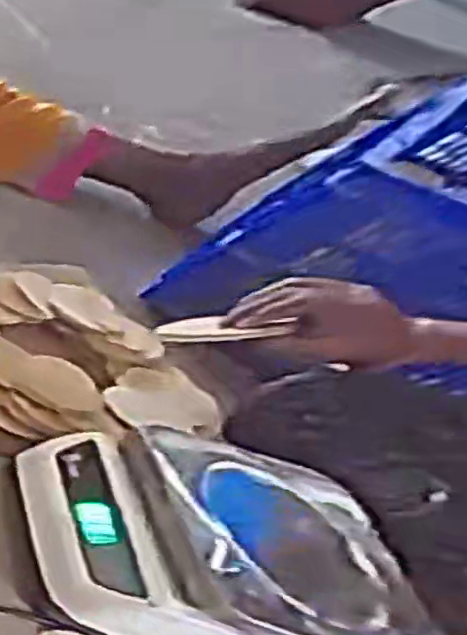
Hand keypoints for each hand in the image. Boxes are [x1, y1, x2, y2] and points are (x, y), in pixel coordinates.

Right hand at [227, 277, 418, 368]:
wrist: (408, 341)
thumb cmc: (364, 350)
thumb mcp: (321, 351)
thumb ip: (284, 343)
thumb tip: (250, 339)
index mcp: (335, 304)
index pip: (284, 303)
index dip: (254, 313)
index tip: (230, 325)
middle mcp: (339, 289)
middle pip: (286, 290)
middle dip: (252, 304)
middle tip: (227, 319)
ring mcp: (344, 286)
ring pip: (294, 284)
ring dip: (263, 296)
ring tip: (241, 310)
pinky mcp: (345, 288)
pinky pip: (307, 283)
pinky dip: (280, 292)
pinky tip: (266, 302)